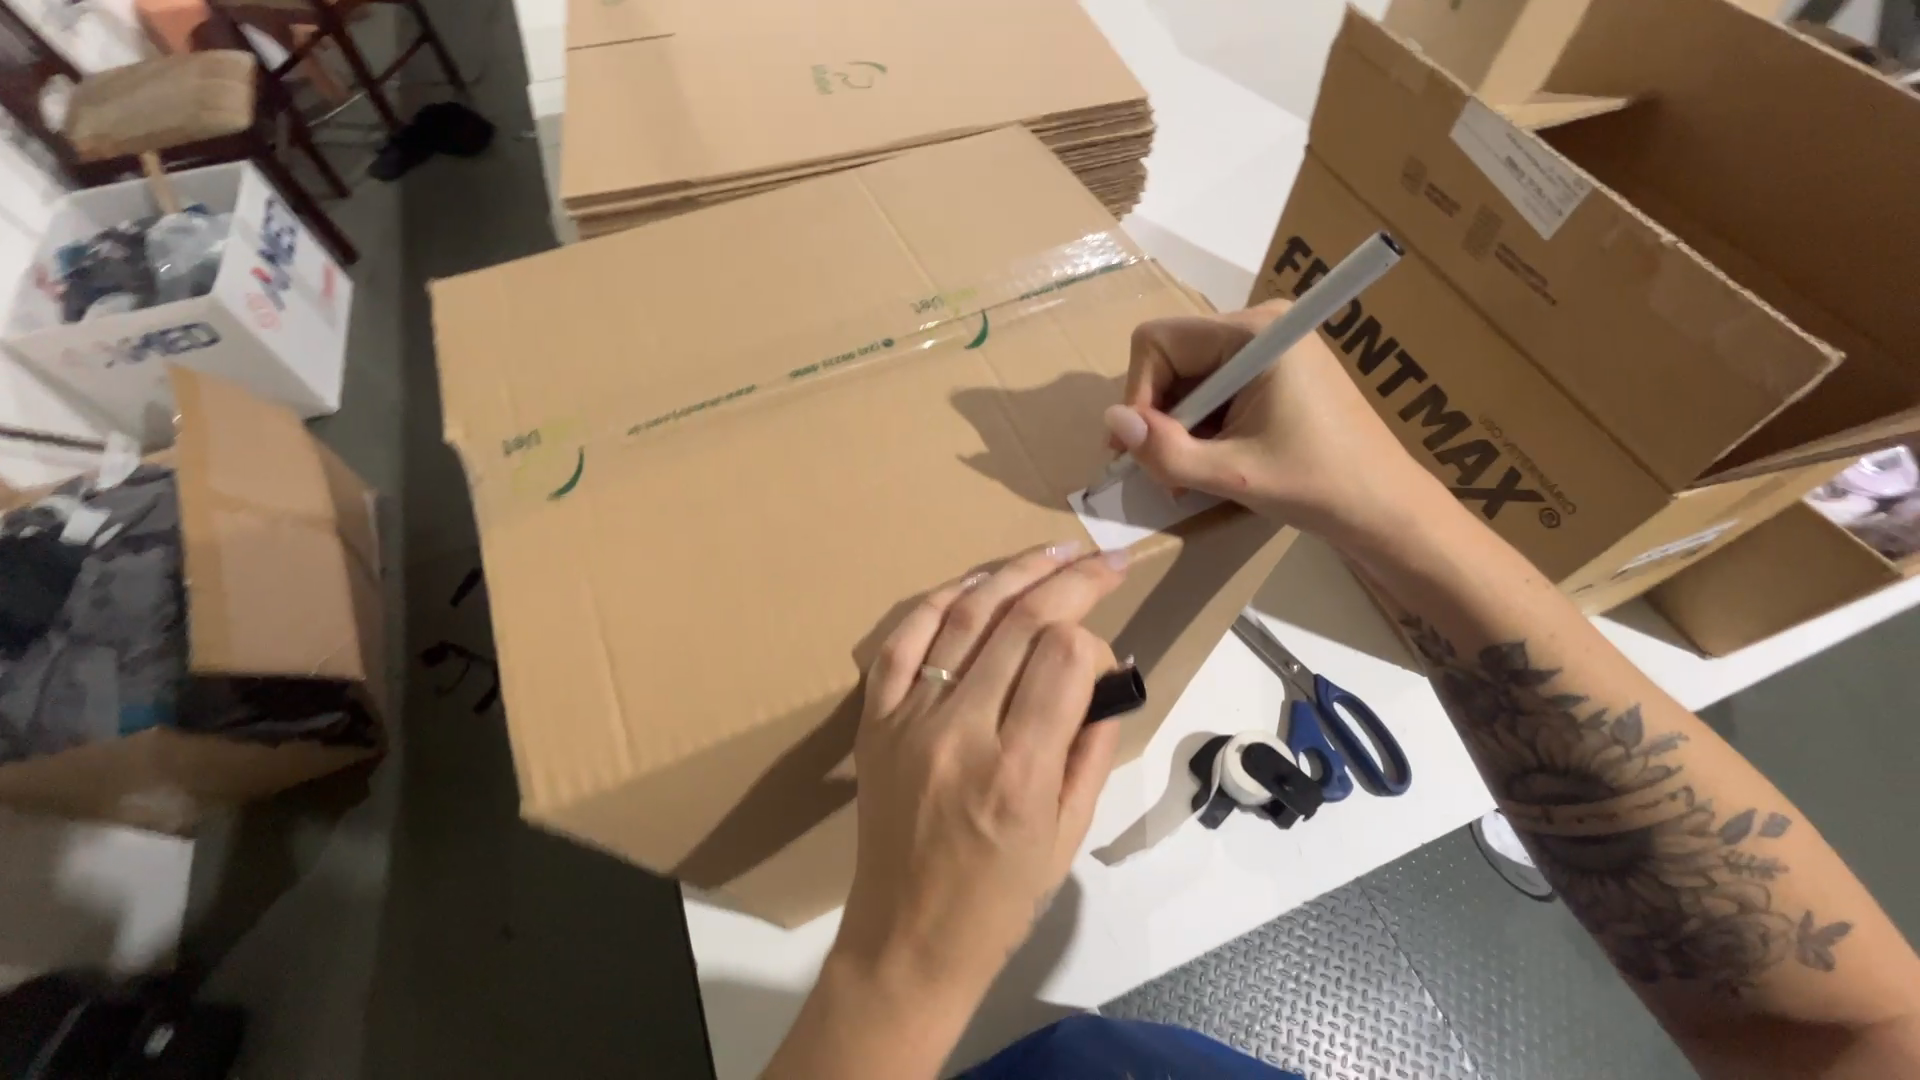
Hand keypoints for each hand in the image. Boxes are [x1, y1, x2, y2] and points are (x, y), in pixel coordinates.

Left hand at [833, 542, 1127, 1002]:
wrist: (905, 940)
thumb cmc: (999, 901)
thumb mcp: (1070, 835)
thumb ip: (1093, 746)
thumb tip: (1107, 675)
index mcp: (1019, 772)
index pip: (1065, 656)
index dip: (1094, 640)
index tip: (1103, 659)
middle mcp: (961, 733)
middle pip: (1021, 621)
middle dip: (1071, 578)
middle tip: (1104, 558)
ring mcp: (908, 720)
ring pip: (964, 616)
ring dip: (1013, 573)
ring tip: (1053, 551)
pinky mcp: (874, 719)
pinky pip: (903, 640)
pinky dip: (941, 601)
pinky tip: (977, 583)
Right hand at [1102, 299, 1439, 543]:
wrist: (1382, 505)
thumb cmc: (1315, 486)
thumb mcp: (1230, 474)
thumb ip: (1164, 450)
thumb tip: (1110, 421)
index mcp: (1253, 333)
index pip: (1157, 341)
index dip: (1139, 394)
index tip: (1145, 446)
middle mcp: (1259, 324)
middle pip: (1169, 358)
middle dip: (1158, 416)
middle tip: (1166, 471)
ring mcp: (1267, 344)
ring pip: (1185, 377)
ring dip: (1177, 427)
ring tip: (1191, 474)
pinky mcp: (1271, 368)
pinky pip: (1210, 387)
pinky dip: (1199, 426)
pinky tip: (1213, 459)